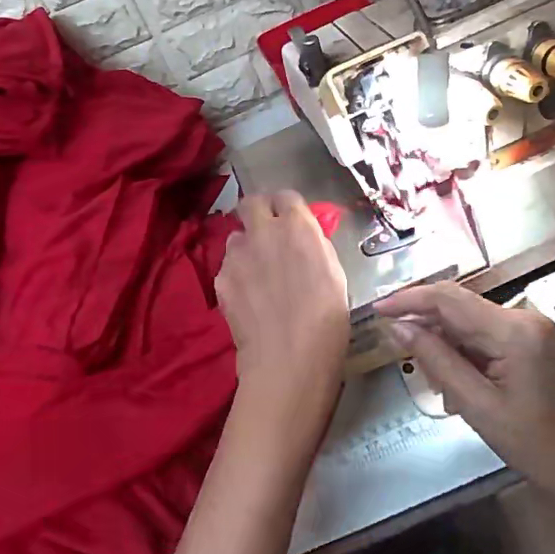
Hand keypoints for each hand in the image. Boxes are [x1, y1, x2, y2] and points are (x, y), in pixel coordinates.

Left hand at [216, 192, 349, 415]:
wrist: (289, 358)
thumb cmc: (327, 317)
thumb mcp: (334, 272)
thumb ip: (314, 247)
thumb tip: (304, 241)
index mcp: (297, 226)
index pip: (286, 195)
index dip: (288, 207)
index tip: (292, 220)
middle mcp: (263, 232)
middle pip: (251, 202)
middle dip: (259, 212)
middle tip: (268, 232)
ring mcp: (237, 255)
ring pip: (236, 237)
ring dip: (247, 247)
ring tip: (258, 272)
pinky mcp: (220, 280)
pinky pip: (228, 267)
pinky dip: (237, 275)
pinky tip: (249, 298)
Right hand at [374, 283, 554, 495]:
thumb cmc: (537, 447)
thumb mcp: (478, 406)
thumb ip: (437, 360)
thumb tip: (399, 328)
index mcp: (514, 330)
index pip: (450, 299)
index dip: (409, 300)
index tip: (377, 309)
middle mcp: (525, 317)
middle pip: (460, 307)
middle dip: (427, 327)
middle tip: (400, 355)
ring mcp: (533, 328)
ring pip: (472, 322)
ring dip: (446, 345)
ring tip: (439, 387)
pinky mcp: (535, 342)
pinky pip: (488, 336)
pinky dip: (467, 353)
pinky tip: (459, 384)